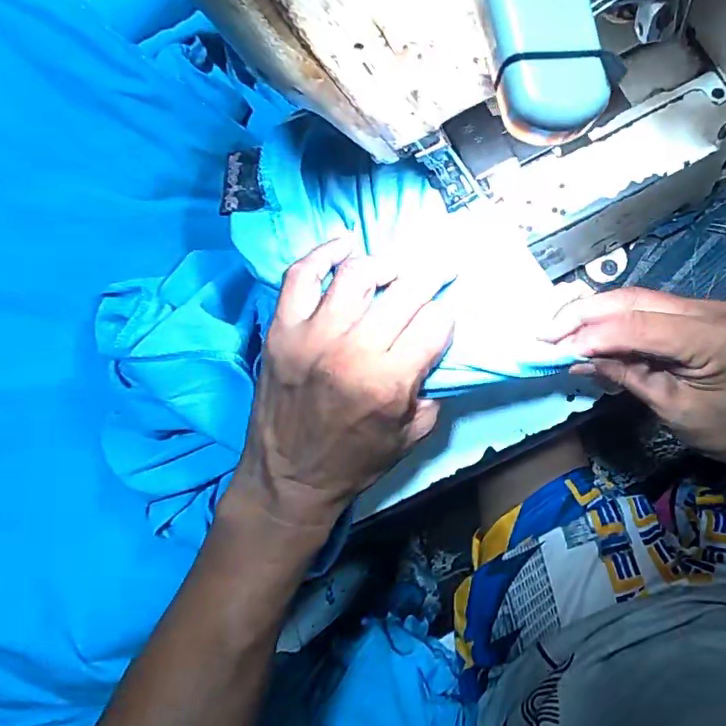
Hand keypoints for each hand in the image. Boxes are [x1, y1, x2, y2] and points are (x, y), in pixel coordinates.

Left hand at [230, 239, 453, 538]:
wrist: (289, 479)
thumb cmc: (356, 461)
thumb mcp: (412, 435)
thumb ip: (432, 389)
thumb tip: (438, 346)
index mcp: (389, 382)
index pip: (435, 321)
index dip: (444, 318)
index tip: (440, 322)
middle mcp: (353, 352)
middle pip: (405, 291)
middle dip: (430, 278)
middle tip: (437, 273)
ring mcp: (312, 336)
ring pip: (357, 274)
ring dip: (384, 265)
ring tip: (392, 272)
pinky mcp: (282, 329)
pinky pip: (301, 274)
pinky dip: (324, 253)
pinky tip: (345, 246)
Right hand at [548, 287, 725, 470]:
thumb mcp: (672, 409)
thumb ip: (627, 376)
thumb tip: (578, 359)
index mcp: (713, 339)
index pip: (641, 326)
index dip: (595, 334)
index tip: (557, 347)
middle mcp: (709, 309)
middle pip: (634, 300)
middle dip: (586, 314)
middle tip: (547, 332)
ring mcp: (702, 305)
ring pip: (634, 298)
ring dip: (594, 312)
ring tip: (558, 329)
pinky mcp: (693, 309)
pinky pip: (644, 306)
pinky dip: (612, 318)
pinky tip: (586, 328)